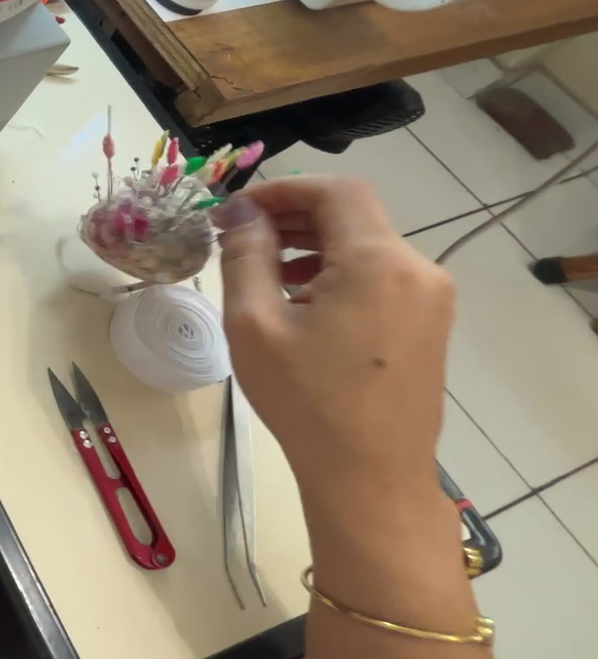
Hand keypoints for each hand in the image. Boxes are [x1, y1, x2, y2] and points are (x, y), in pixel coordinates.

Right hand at [212, 177, 455, 504]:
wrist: (369, 470)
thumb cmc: (303, 396)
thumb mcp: (253, 322)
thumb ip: (246, 256)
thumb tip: (240, 212)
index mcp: (378, 263)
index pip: (336, 192)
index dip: (280, 188)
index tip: (231, 209)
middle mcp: (416, 270)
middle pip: (351, 215)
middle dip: (287, 215)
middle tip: (230, 235)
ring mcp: (428, 297)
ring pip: (362, 245)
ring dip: (306, 243)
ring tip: (254, 268)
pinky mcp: (426, 321)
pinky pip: (376, 274)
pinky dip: (330, 269)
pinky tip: (292, 297)